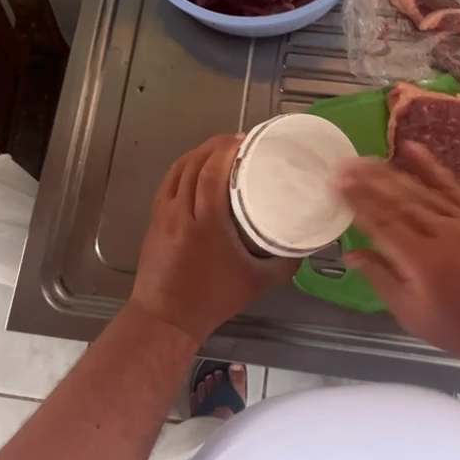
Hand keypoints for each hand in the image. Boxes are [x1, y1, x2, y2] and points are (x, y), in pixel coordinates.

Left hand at [130, 134, 297, 343]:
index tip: (246, 140)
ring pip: (178, 170)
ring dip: (199, 153)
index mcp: (207, 223)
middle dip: (215, 146)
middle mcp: (182, 212)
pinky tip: (197, 167)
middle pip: (194, 165)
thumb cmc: (213, 299)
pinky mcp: (154, 219)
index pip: (211, 173)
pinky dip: (184, 167)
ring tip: (220, 148)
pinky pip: (168, 182)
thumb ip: (284, 262)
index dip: (226, 151)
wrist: (166, 318)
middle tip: (239, 140)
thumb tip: (305, 244)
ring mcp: (164, 214)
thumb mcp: (256, 282)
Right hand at [333, 146, 459, 365]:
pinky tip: (411, 147)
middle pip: (399, 201)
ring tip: (363, 158)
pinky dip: (430, 165)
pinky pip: (451, 185)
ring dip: (389, 172)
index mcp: (424, 263)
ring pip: (420, 190)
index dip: (358, 203)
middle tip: (342, 165)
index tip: (336, 185)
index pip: (383, 224)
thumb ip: (381, 279)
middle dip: (367, 181)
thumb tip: (349, 253)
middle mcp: (443, 235)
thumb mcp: (413, 316)